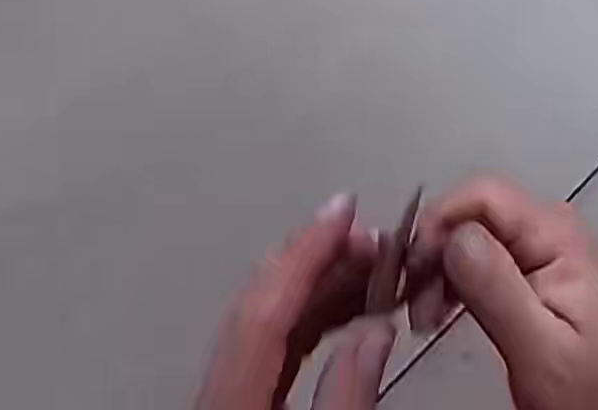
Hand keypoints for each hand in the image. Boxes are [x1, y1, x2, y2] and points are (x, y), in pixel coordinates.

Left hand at [195, 194, 396, 409]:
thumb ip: (347, 397)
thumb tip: (376, 334)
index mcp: (231, 397)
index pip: (268, 304)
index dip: (309, 248)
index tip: (344, 206)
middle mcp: (221, 384)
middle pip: (265, 297)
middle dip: (321, 254)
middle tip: (369, 234)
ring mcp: (224, 386)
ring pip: (270, 311)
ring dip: (322, 279)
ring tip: (369, 264)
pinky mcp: (236, 393)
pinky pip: (272, 336)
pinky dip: (312, 310)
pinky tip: (346, 303)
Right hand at [402, 177, 597, 409]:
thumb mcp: (546, 351)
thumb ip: (500, 290)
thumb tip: (454, 236)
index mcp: (555, 232)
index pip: (483, 194)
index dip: (441, 221)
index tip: (415, 268)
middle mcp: (543, 225)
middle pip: (470, 210)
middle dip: (434, 249)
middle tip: (414, 302)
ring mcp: (533, 243)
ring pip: (467, 230)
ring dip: (437, 266)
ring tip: (424, 313)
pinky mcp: (523, 263)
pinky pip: (474, 253)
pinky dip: (449, 276)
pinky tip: (439, 306)